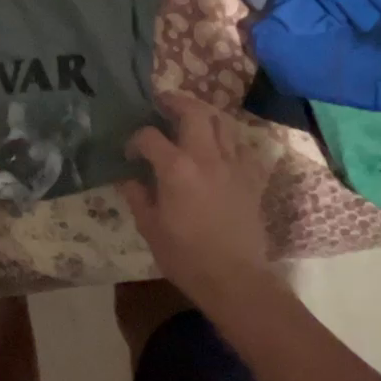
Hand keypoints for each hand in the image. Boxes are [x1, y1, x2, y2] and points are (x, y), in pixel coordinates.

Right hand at [118, 93, 275, 305]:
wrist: (235, 278)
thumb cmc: (186, 257)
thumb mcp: (150, 228)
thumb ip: (137, 197)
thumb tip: (129, 179)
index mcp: (176, 168)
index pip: (149, 136)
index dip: (135, 140)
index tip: (130, 153)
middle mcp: (206, 157)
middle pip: (193, 111)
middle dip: (175, 102)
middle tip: (162, 103)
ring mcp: (233, 164)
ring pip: (221, 122)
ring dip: (203, 115)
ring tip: (190, 120)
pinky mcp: (251, 177)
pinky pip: (240, 146)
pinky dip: (226, 139)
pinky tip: (217, 150)